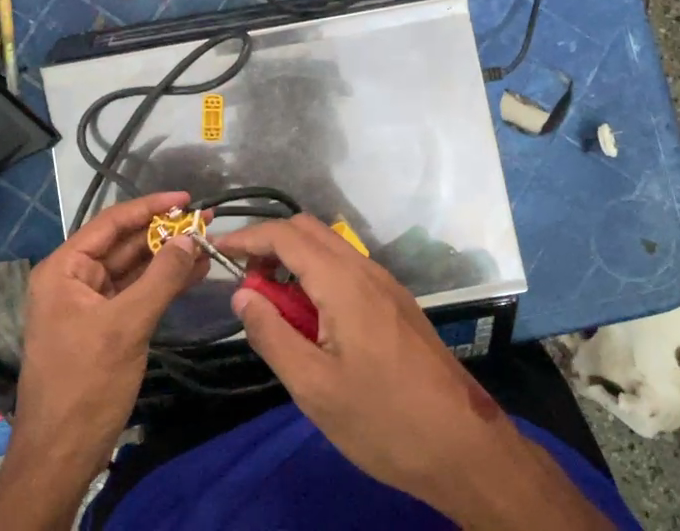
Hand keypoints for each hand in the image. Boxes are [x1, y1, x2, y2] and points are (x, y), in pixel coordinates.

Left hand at [0, 191, 207, 529]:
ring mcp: (90, 305)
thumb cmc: (86, 383)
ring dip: (168, 258)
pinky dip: (163, 284)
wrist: (62, 453)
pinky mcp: (105, 328)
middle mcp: (73, 280)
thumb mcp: (126, 327)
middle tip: (207, 221)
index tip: (187, 199)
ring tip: (209, 243)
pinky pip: (136, 295)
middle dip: (164, 233)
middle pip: (124, 245)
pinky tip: (194, 273)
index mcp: (64, 269)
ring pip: (134, 270)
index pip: (110, 224)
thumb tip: (190, 238)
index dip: (150, 207)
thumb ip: (160, 278)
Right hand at [219, 216, 612, 529]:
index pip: (286, 235)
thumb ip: (271, 334)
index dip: (246, 237)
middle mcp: (367, 271)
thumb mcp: (313, 386)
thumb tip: (241, 295)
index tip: (215, 252)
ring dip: (295, 262)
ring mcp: (387, 287)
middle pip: (309, 231)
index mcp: (344, 283)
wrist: (465, 447)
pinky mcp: (397, 306)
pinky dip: (318, 278)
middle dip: (270, 244)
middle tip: (242, 281)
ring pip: (330, 250)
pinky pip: (348, 272)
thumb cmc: (383, 420)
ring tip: (271, 305)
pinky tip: (310, 321)